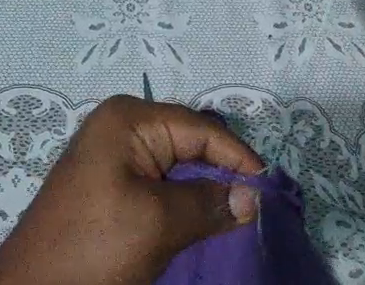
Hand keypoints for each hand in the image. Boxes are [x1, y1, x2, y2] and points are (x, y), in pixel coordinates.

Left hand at [0, 96, 264, 284]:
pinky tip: (205, 224)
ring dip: (206, 191)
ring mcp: (113, 158)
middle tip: (259, 206)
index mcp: (128, 119)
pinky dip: (185, 204)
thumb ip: (208, 204)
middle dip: (224, 172)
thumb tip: (254, 197)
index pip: (199, 128)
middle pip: (189, 143)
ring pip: (177, 167)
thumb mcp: (156, 223)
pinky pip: (160, 187)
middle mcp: (121, 128)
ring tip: (239, 217)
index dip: (238, 157)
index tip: (271, 192)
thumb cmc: (93, 246)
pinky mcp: (110, 189)